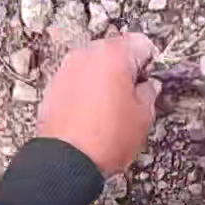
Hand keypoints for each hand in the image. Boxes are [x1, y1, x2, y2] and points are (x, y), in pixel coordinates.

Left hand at [35, 34, 160, 175]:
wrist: (67, 161)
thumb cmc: (106, 138)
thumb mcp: (143, 116)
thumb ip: (149, 93)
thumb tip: (148, 86)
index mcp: (113, 54)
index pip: (142, 44)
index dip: (151, 65)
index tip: (150, 83)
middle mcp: (87, 54)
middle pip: (116, 53)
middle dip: (127, 72)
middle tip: (133, 100)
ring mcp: (67, 69)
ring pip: (95, 68)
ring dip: (105, 83)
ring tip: (111, 113)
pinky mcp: (54, 87)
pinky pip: (78, 83)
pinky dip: (87, 94)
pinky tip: (93, 117)